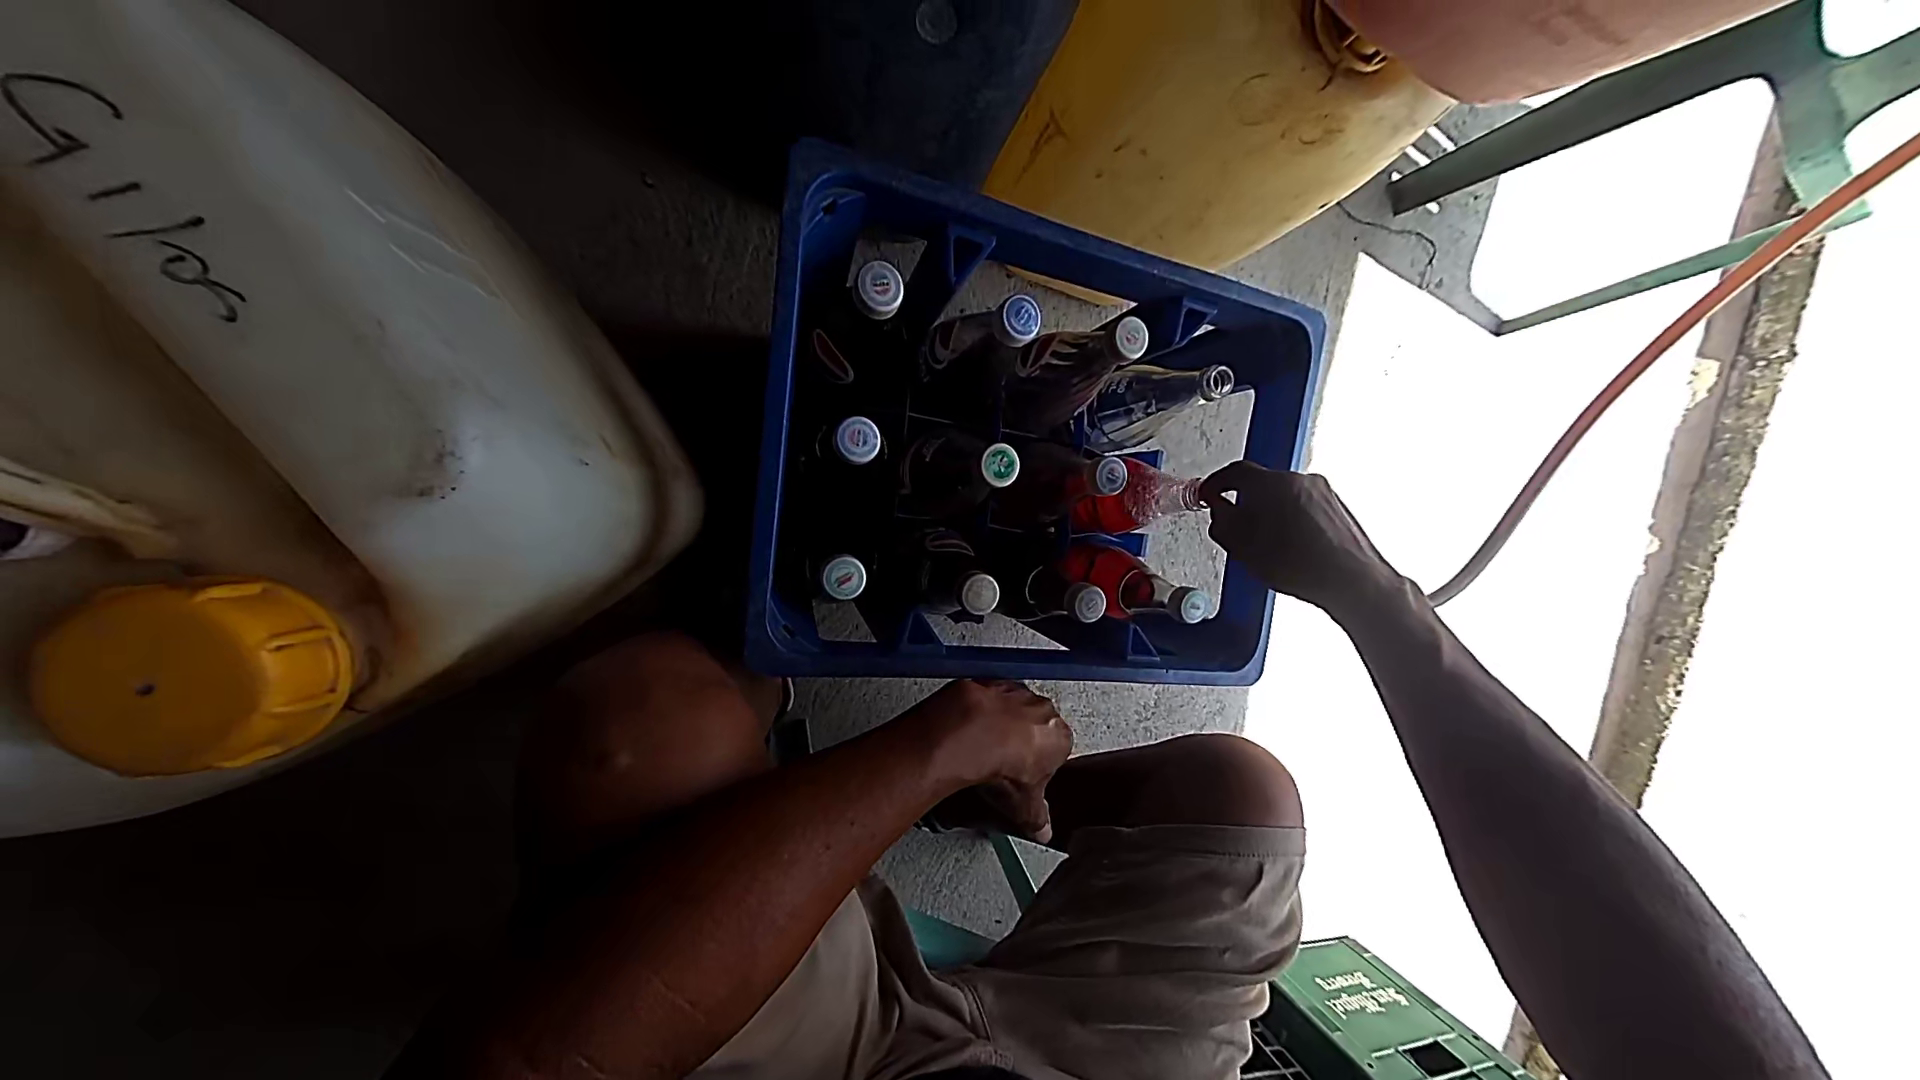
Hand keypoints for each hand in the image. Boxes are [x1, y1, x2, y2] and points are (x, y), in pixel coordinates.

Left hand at [907, 679, 1071, 842]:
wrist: (971, 735)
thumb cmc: (1003, 763)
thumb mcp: (1025, 806)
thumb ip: (1038, 819)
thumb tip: (1042, 831)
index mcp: (1060, 736)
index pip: (1057, 750)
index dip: (1039, 764)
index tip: (1024, 775)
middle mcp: (1043, 708)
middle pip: (1036, 726)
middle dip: (1022, 740)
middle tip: (1003, 762)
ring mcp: (1015, 692)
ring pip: (1012, 707)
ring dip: (1000, 721)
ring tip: (982, 746)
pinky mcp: (989, 682)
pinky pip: (987, 696)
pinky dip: (979, 709)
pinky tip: (967, 729)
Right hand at [1201, 462, 1402, 615]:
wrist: (1351, 580)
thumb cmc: (1300, 565)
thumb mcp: (1241, 547)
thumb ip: (1221, 521)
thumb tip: (1218, 510)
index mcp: (1270, 483)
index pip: (1234, 472)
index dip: (1215, 483)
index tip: (1207, 493)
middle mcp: (1298, 479)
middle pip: (1259, 482)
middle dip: (1242, 500)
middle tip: (1232, 523)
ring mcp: (1321, 490)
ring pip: (1282, 494)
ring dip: (1267, 511)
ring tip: (1263, 543)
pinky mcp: (1335, 505)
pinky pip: (1301, 504)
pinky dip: (1288, 518)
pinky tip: (1287, 546)